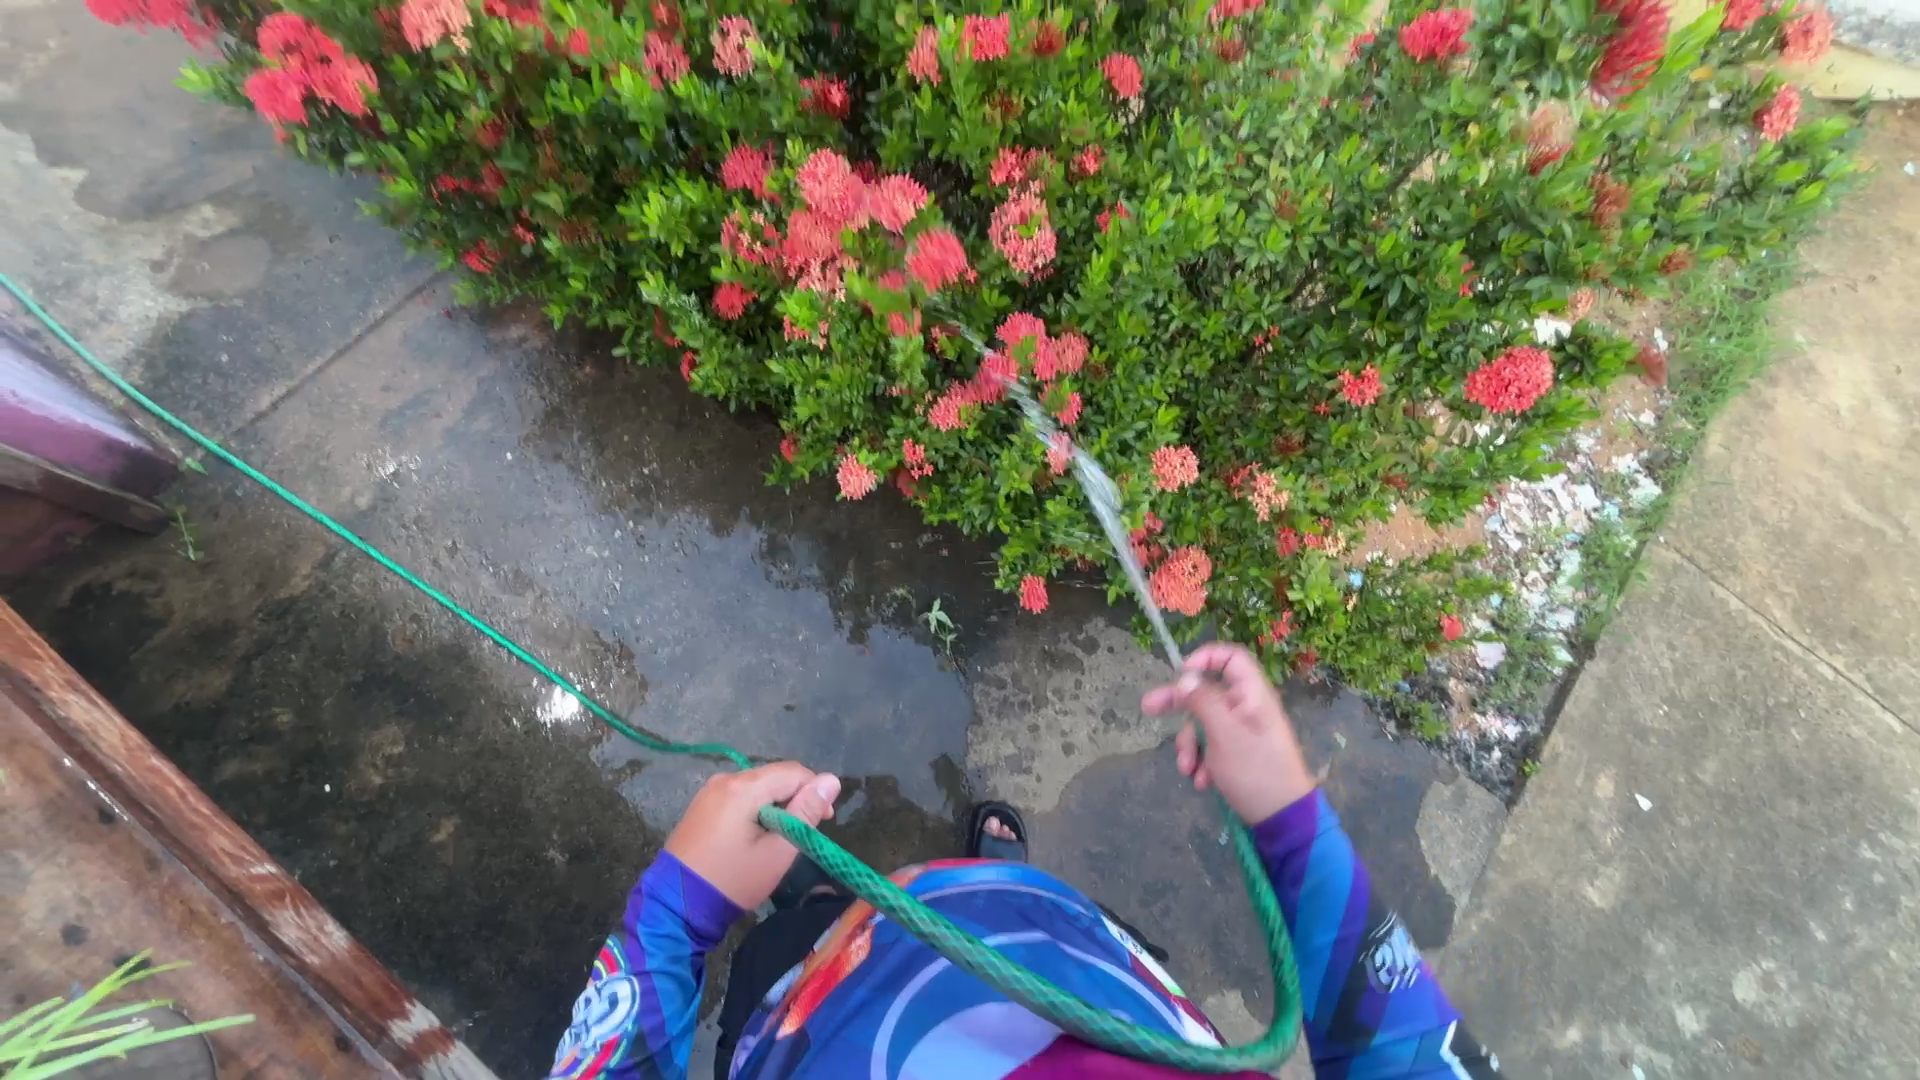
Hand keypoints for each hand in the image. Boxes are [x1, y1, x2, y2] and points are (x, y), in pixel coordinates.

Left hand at [665, 763, 841, 908]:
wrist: (674, 909)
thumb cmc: (732, 880)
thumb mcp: (777, 851)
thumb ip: (806, 813)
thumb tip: (831, 780)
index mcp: (743, 787)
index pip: (794, 772)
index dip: (815, 791)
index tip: (826, 821)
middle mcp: (725, 779)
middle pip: (774, 776)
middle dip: (796, 798)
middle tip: (804, 832)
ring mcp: (709, 792)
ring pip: (757, 786)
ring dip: (777, 804)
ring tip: (782, 836)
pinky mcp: (701, 806)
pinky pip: (739, 796)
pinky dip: (756, 808)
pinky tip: (757, 834)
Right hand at [1142, 642, 1315, 824]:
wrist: (1282, 820)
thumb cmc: (1255, 770)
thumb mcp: (1224, 734)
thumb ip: (1203, 701)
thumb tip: (1186, 677)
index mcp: (1251, 695)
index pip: (1232, 658)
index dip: (1206, 658)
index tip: (1182, 672)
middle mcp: (1246, 709)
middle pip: (1207, 693)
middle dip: (1177, 705)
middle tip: (1147, 708)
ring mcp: (1242, 732)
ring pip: (1203, 724)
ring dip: (1190, 745)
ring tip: (1187, 769)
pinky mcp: (1237, 754)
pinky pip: (1210, 747)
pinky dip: (1201, 761)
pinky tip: (1201, 781)